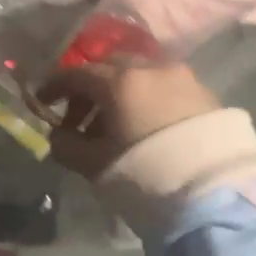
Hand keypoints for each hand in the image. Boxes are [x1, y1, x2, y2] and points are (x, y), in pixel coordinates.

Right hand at [34, 60, 220, 178]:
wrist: (213, 189)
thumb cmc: (141, 170)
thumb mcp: (90, 162)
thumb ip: (65, 144)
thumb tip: (59, 134)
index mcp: (119, 82)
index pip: (76, 73)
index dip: (54, 86)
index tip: (42, 102)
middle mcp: (152, 68)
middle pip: (110, 66)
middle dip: (88, 86)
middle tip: (77, 115)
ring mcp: (183, 77)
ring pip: (139, 73)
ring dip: (118, 92)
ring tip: (111, 125)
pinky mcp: (204, 93)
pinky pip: (163, 85)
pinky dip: (143, 97)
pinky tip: (140, 125)